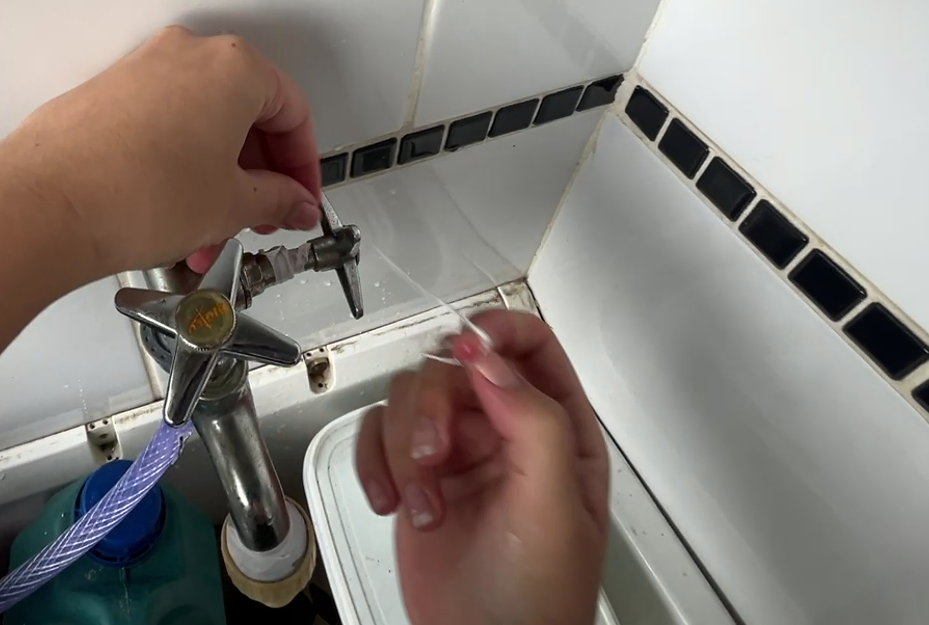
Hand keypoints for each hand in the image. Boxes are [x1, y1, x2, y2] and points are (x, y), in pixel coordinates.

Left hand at [0, 26, 321, 280]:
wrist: (45, 206)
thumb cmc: (134, 194)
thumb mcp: (231, 204)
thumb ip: (277, 199)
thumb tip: (290, 201)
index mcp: (233, 66)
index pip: (292, 111)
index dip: (303, 165)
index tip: (300, 199)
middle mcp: (186, 55)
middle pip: (245, 116)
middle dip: (257, 177)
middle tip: (261, 217)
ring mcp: (142, 70)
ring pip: (201, 125)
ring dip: (216, 181)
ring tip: (209, 234)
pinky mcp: (108, 95)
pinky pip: (163, 126)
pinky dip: (180, 166)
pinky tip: (175, 214)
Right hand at [355, 311, 608, 624]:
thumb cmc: (536, 598)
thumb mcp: (552, 509)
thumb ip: (534, 423)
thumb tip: (488, 357)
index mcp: (555, 427)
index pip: (530, 343)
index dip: (496, 331)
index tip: (464, 349)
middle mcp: (502, 426)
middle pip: (451, 365)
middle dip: (431, 409)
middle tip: (432, 456)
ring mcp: (454, 444)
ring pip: (407, 394)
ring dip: (402, 449)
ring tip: (422, 505)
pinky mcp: (410, 465)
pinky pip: (376, 427)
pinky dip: (373, 460)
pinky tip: (389, 501)